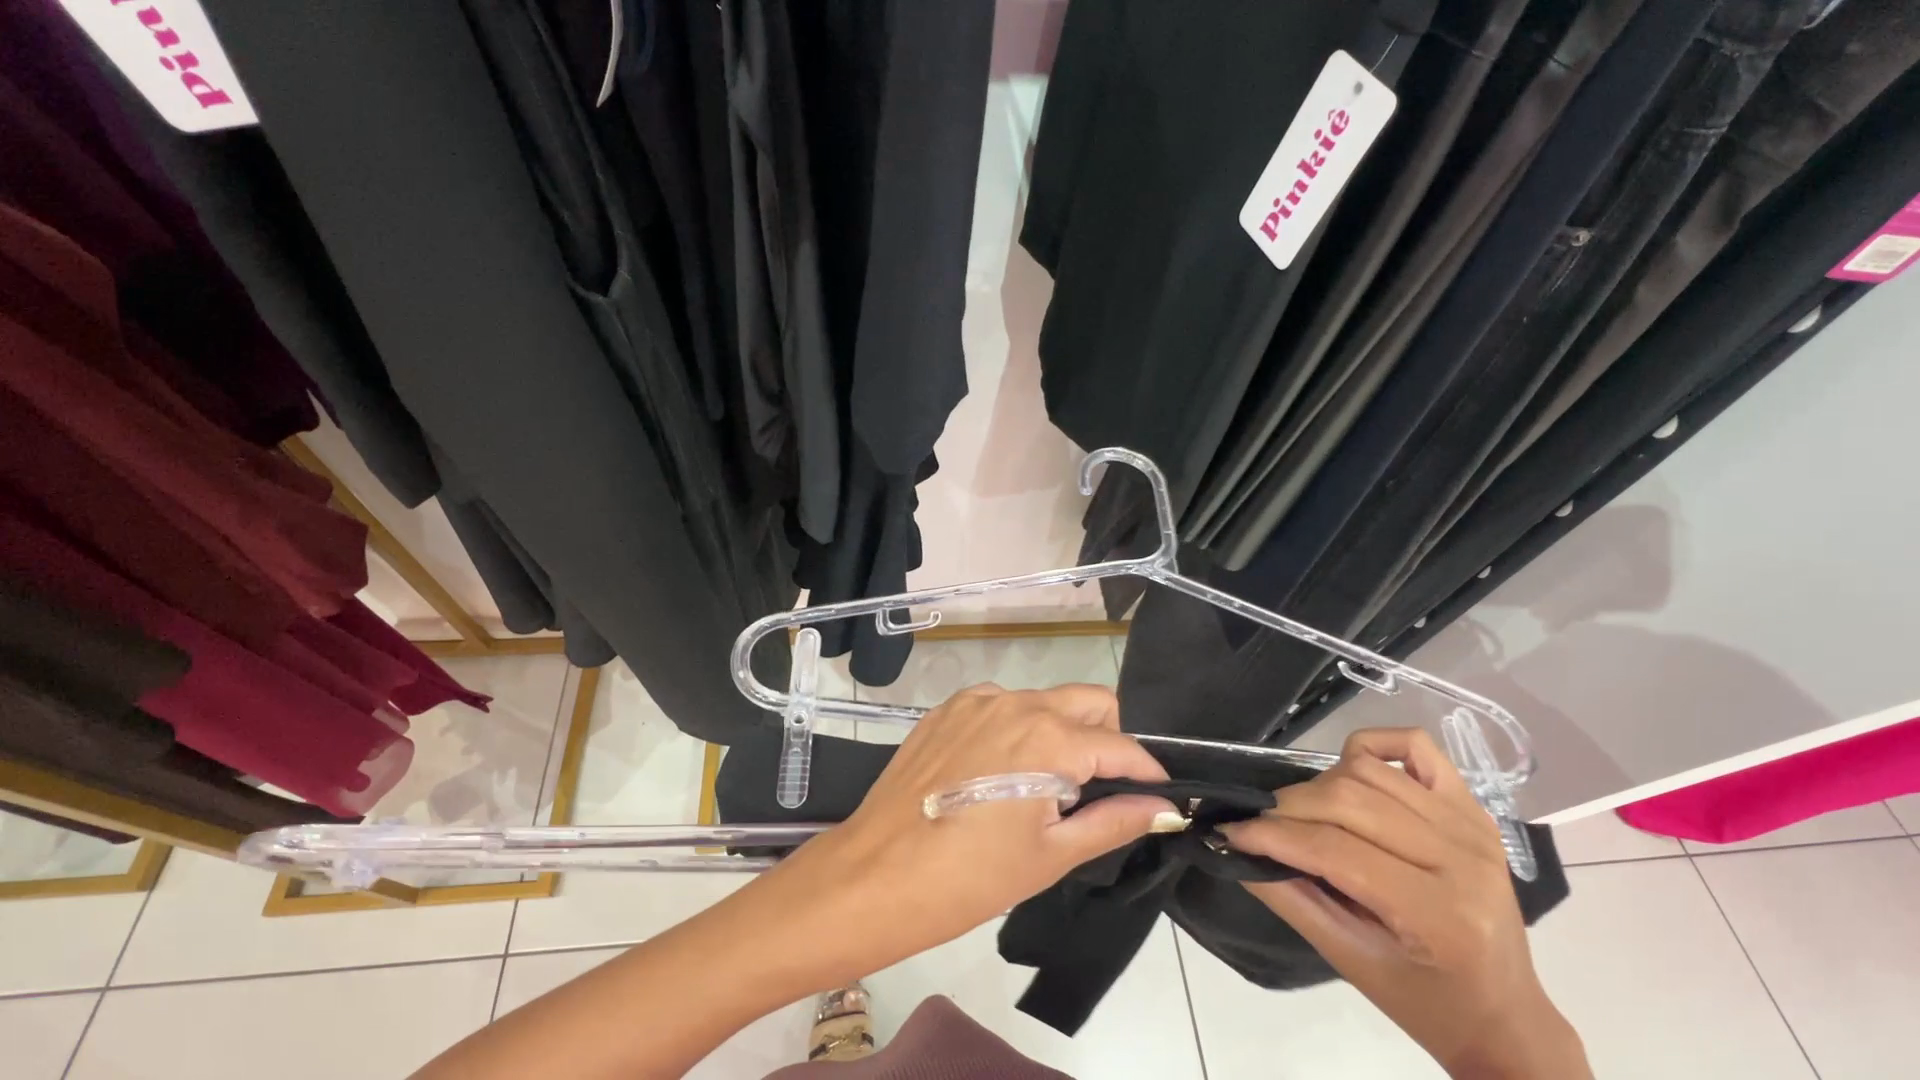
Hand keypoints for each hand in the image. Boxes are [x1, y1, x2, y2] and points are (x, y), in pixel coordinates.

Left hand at [768, 683, 1173, 981]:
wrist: (873, 877)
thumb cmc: (969, 878)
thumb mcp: (1051, 855)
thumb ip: (1114, 821)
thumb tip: (1166, 809)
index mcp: (1049, 737)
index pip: (1120, 745)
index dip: (1147, 771)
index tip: (1160, 795)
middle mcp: (1016, 703)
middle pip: (1089, 701)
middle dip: (1110, 737)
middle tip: (1102, 789)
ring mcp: (975, 703)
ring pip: (1044, 699)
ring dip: (1063, 730)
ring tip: (1048, 786)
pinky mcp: (945, 711)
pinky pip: (1001, 706)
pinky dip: (1018, 729)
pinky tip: (1002, 775)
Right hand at [1222, 729, 1588, 1079]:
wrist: (1502, 1013)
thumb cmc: (1423, 1001)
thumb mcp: (1349, 960)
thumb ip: (1291, 898)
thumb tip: (1236, 847)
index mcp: (1439, 912)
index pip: (1336, 850)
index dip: (1273, 835)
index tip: (1229, 831)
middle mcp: (1462, 856)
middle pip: (1350, 800)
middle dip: (1288, 807)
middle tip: (1256, 824)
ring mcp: (1472, 824)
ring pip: (1370, 771)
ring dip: (1319, 785)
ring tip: (1299, 814)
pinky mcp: (1474, 807)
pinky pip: (1415, 747)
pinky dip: (1371, 747)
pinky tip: (1347, 770)